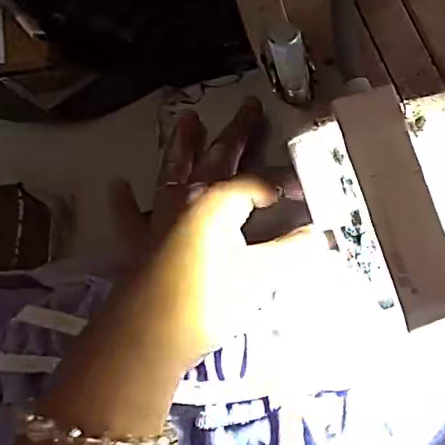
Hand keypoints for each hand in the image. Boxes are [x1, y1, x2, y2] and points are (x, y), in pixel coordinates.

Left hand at [108, 97, 321, 367]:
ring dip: (183, 145)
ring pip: (175, 172)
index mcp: (219, 202)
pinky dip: (126, 200)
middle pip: (218, 158)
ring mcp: (161, 219)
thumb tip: (325, 235)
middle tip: (250, 105)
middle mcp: (188, 200)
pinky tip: (119, 185)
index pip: (260, 183)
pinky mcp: (142, 244)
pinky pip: (132, 215)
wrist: (145, 339)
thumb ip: (292, 250)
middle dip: (237, 132)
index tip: (311, 192)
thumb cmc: (208, 301)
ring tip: (187, 118)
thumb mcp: (260, 276)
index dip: (287, 184)